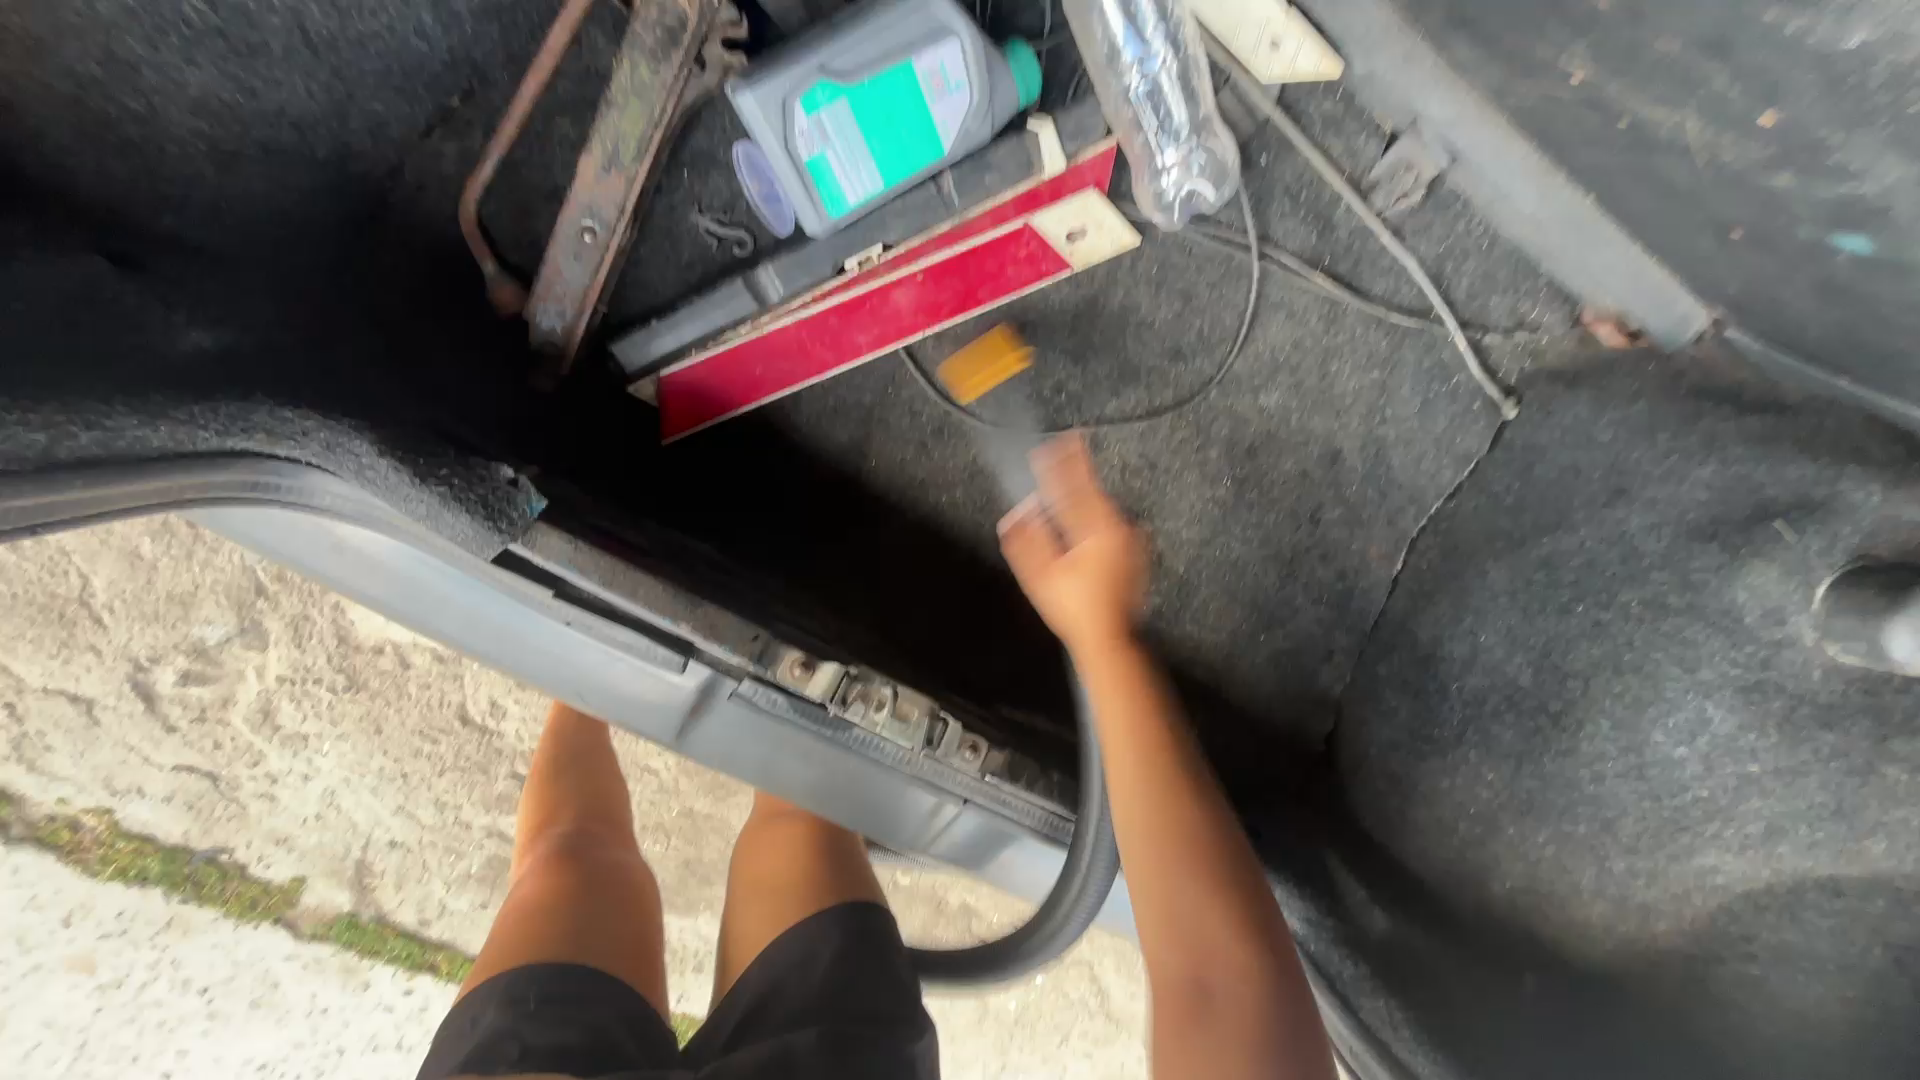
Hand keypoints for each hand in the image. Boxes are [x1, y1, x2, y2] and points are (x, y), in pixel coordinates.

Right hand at [998, 434, 1148, 652]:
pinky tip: (1088, 524)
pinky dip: (1098, 519)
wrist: (1109, 638)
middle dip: (1076, 473)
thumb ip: (1026, 542)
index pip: (1074, 487)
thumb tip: (1014, 514)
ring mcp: (1131, 543)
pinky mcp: (1136, 555)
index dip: (1061, 463)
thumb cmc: (1073, 608)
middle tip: (1069, 446)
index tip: (1054, 441)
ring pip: (1104, 510)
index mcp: (1094, 531)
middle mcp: (1117, 530)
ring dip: (1087, 497)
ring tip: (1074, 479)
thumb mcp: (1041, 576)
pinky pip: (1113, 526)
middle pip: (1092, 493)